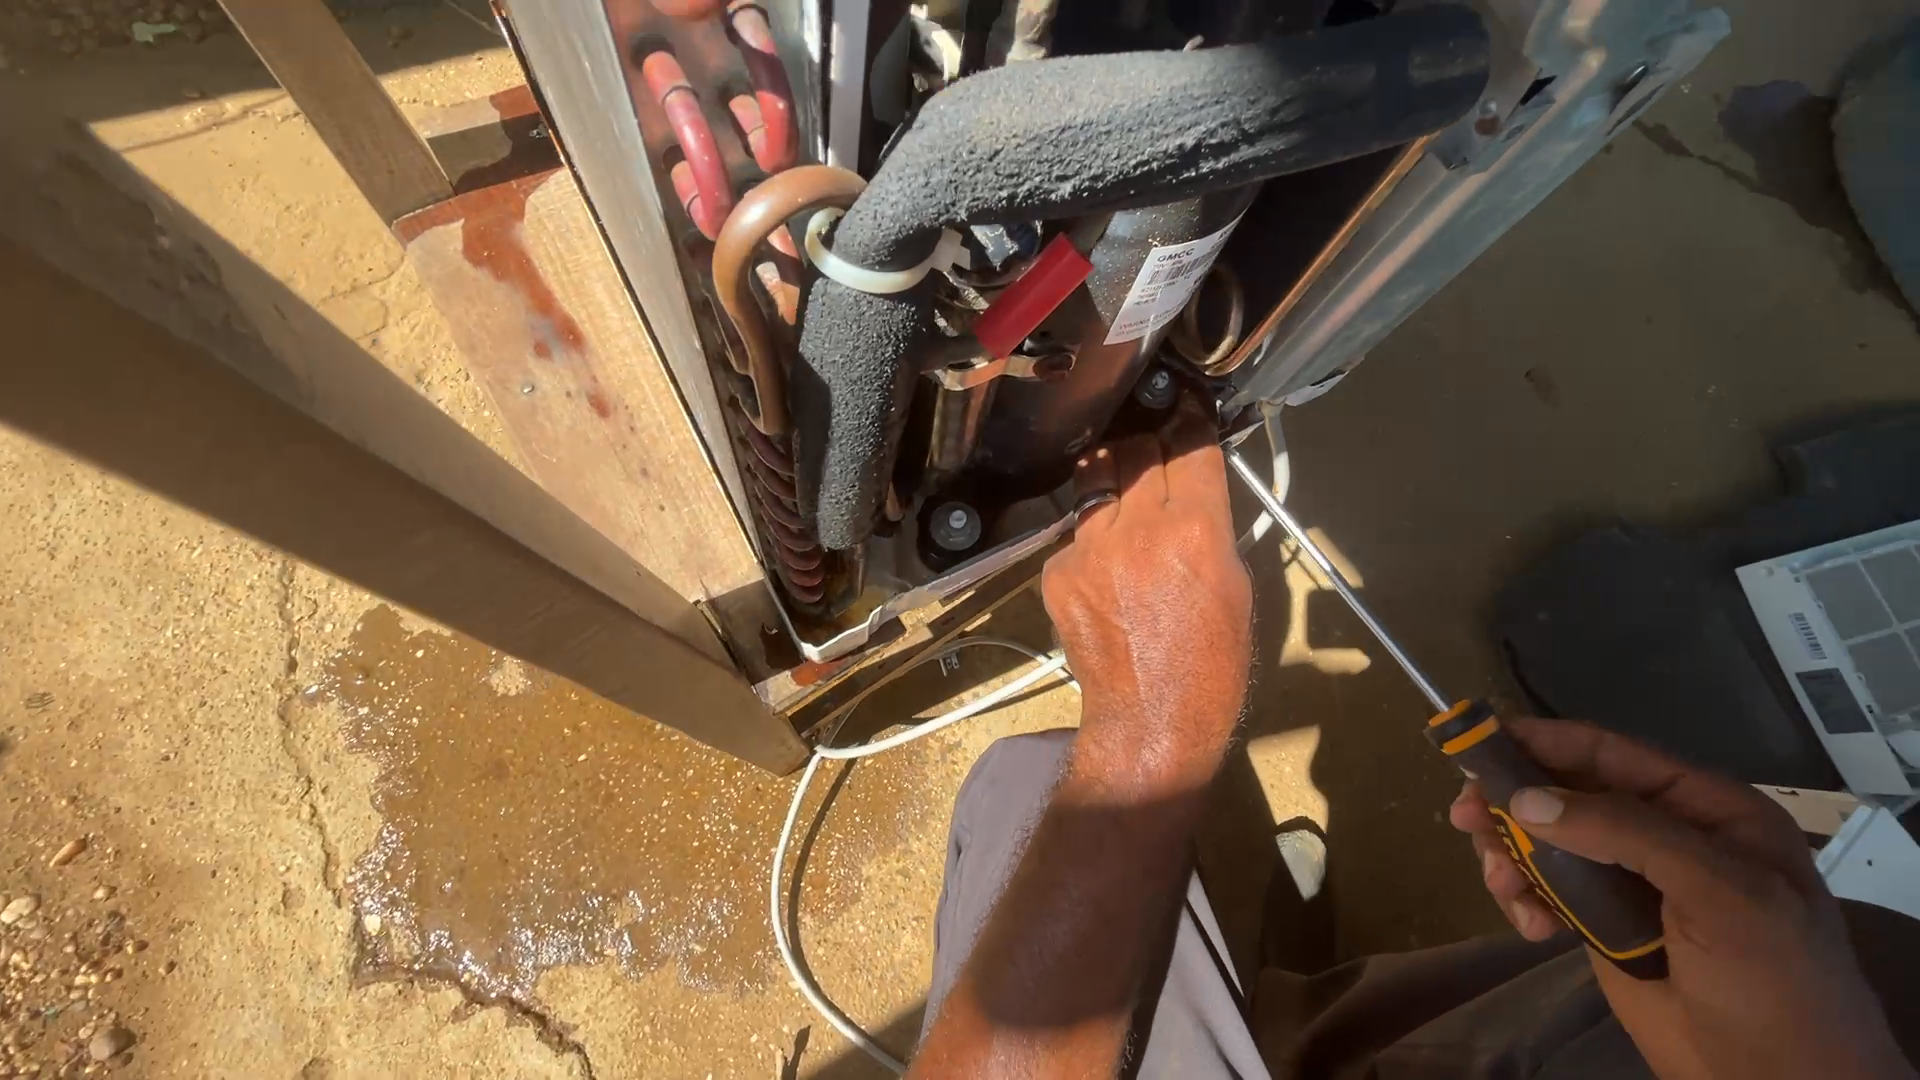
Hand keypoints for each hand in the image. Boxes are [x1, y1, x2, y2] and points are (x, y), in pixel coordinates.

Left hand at [1040, 402, 1252, 789]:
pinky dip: (1091, 536)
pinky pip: (1075, 533)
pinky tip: (1104, 562)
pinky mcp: (1056, 571)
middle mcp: (1136, 528)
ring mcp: (1088, 548)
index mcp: (1194, 530)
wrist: (1150, 719)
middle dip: (1148, 444)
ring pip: (1096, 481)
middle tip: (1153, 450)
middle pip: (1136, 452)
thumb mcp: (1235, 586)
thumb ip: (1210, 527)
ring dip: (1112, 477)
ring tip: (1120, 488)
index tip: (1183, 407)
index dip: (1188, 420)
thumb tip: (1191, 492)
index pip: (1189, 446)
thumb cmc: (1211, 663)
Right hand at [1450, 717, 1912, 1079]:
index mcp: (1703, 807)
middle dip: (1505, 804)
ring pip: (1536, 835)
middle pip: (1556, 790)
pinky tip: (1532, 925)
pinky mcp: (1598, 914)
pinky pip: (1537, 882)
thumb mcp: (1719, 895)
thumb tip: (1522, 800)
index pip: (1603, 751)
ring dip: (1506, 856)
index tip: (1471, 743)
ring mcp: (1625, 873)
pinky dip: (1520, 896)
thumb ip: (1624, 832)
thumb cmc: (1773, 982)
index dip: (1535, 740)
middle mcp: (1659, 829)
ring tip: (1504, 888)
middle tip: (1464, 821)